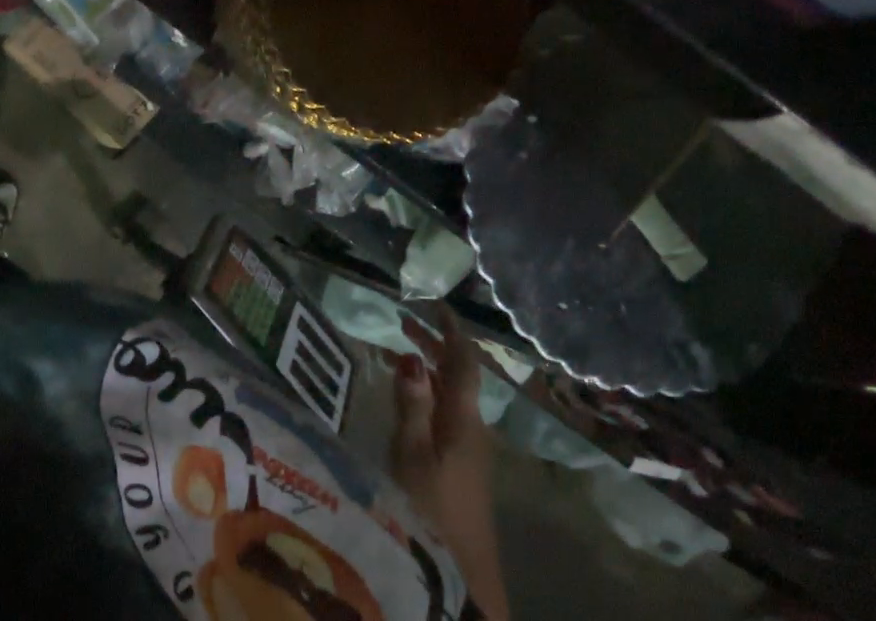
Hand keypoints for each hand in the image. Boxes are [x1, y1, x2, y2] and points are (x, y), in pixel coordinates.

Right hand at [391, 311, 508, 619]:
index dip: (449, 333)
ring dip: (432, 368)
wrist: (460, 571)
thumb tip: (412, 356)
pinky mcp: (461, 466)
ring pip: (454, 394)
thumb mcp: (412, 453)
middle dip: (436, 345)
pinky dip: (429, 391)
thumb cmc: (431, 507)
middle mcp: (473, 429)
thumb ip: (412, 405)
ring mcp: (470, 449)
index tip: (433, 304)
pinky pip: (447, 412)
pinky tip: (410, 397)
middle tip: (403, 320)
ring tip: (402, 350)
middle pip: (460, 377)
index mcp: (464, 421)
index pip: (462, 364)